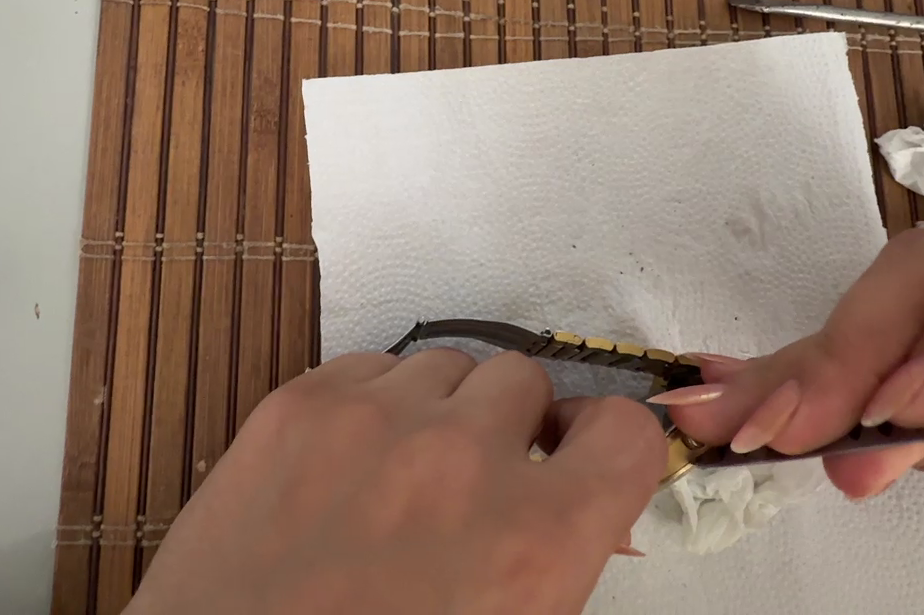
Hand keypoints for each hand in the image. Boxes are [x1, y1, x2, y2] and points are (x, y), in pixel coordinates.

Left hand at [128, 349, 665, 614]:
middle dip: (508, 424)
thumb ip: (551, 560)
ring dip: (438, 408)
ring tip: (400, 473)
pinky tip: (348, 459)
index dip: (607, 441)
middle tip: (473, 475)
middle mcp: (458, 462)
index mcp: (530, 542)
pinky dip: (374, 400)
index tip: (581, 450)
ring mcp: (372, 420)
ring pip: (446, 362)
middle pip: (524, 377)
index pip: (623, 433)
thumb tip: (579, 506)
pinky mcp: (300, 403)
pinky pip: (373, 363)